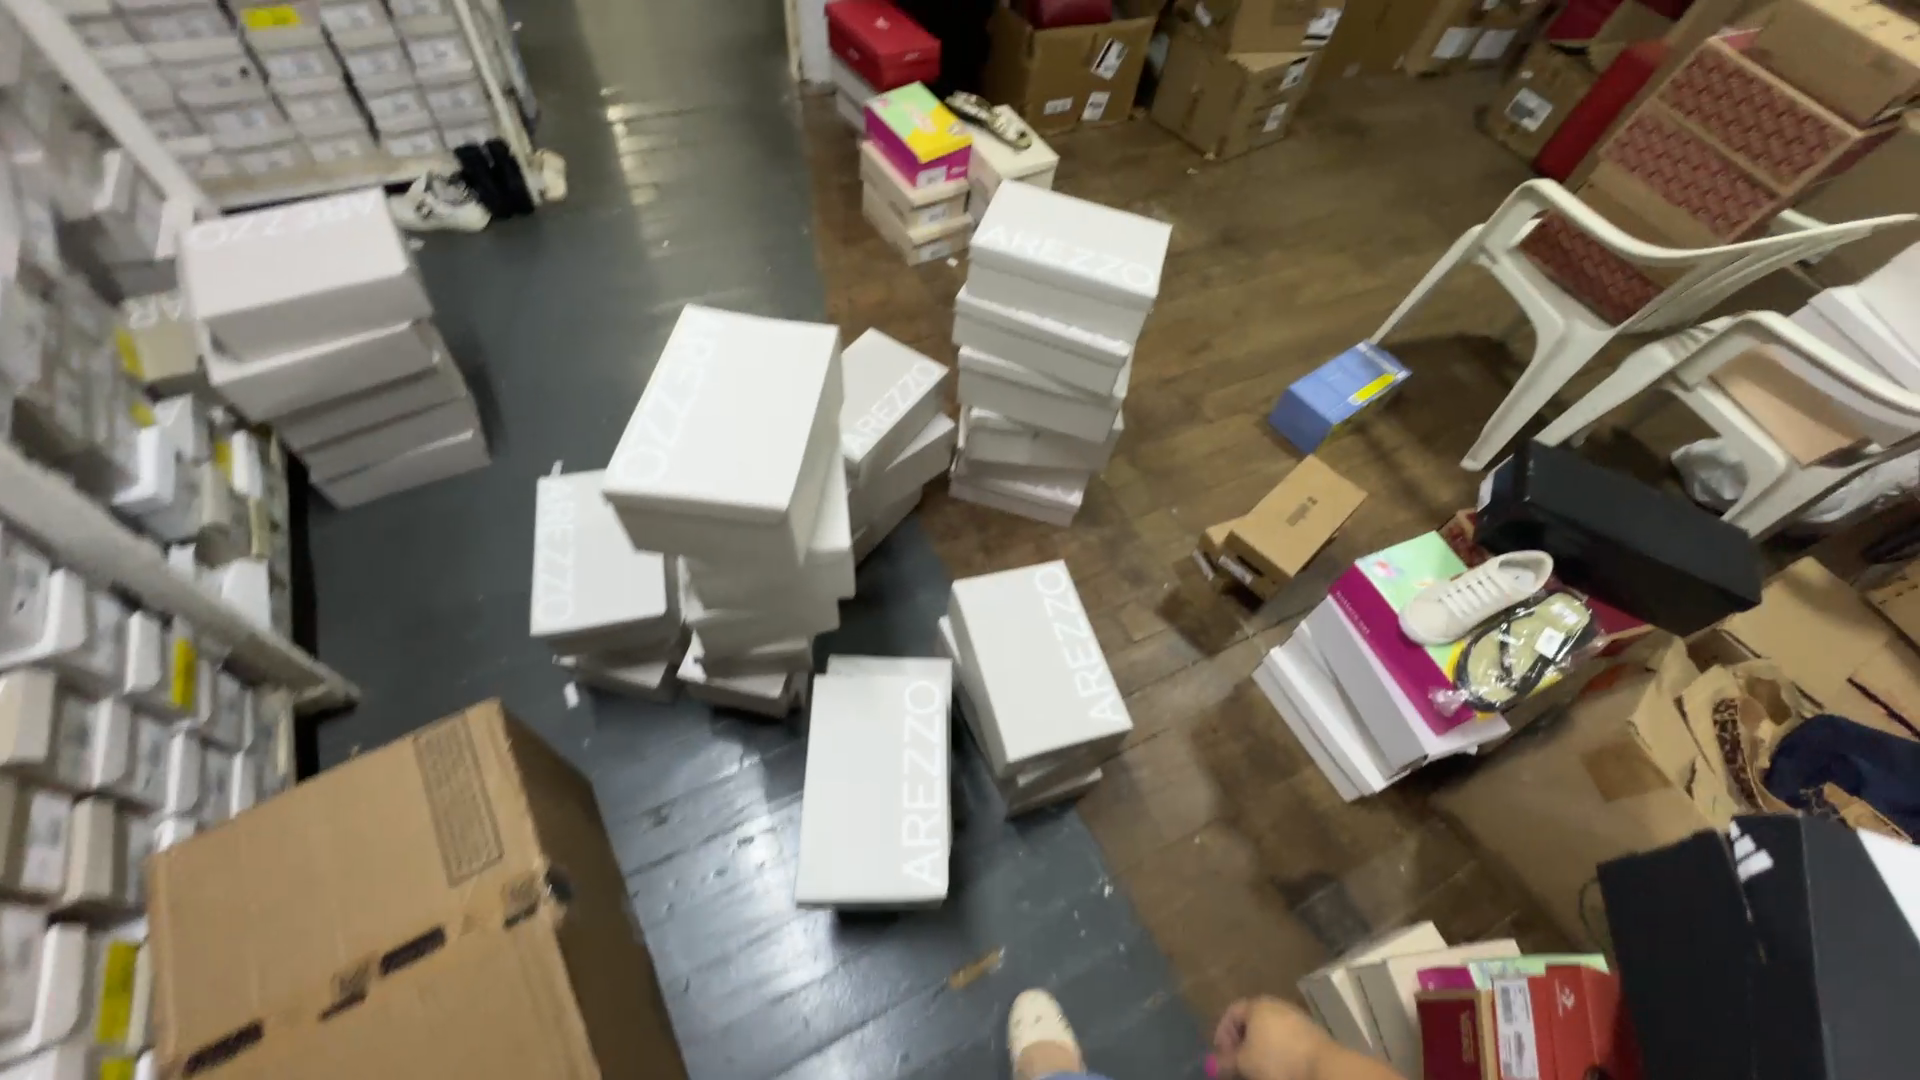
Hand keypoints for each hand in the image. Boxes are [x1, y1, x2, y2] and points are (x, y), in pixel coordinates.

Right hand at [1211, 997, 1332, 1079]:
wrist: (1325, 1068)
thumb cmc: (1277, 1060)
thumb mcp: (1245, 1063)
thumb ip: (1226, 1061)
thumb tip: (1212, 1065)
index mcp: (1255, 1004)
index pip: (1231, 1013)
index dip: (1222, 1034)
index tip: (1221, 1057)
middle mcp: (1274, 1005)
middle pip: (1251, 1022)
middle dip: (1242, 1044)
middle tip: (1239, 1064)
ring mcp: (1296, 1017)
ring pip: (1270, 1032)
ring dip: (1261, 1050)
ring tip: (1259, 1070)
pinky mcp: (1313, 1034)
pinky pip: (1287, 1041)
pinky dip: (1280, 1053)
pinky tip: (1281, 1069)